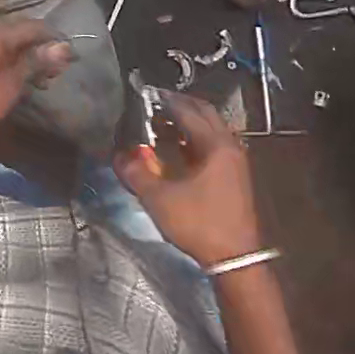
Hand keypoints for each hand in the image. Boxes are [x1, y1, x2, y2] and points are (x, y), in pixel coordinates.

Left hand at [0, 20, 74, 166]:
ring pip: (9, 44)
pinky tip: (19, 82)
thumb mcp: (9, 86)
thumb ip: (36, 63)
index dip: (55, 40)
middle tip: (58, 73)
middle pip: (22, 34)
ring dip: (28, 59)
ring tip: (43, 81)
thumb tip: (64, 46)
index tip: (72, 58)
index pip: (35, 27)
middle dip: (42, 50)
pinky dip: (12, 63)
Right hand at [113, 92, 261, 265]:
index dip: (166, 101)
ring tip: (162, 125)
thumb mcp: (159, 199)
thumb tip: (118, 155)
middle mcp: (229, 146)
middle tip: (156, 105)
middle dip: (181, 106)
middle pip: (205, 113)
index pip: (189, 111)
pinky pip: (213, 144)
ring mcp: (235, 161)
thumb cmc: (198, 224)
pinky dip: (195, 139)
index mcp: (215, 145)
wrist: (234, 258)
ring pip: (211, 129)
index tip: (147, 95)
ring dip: (188, 123)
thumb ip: (136, 173)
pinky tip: (178, 149)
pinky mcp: (235, 176)